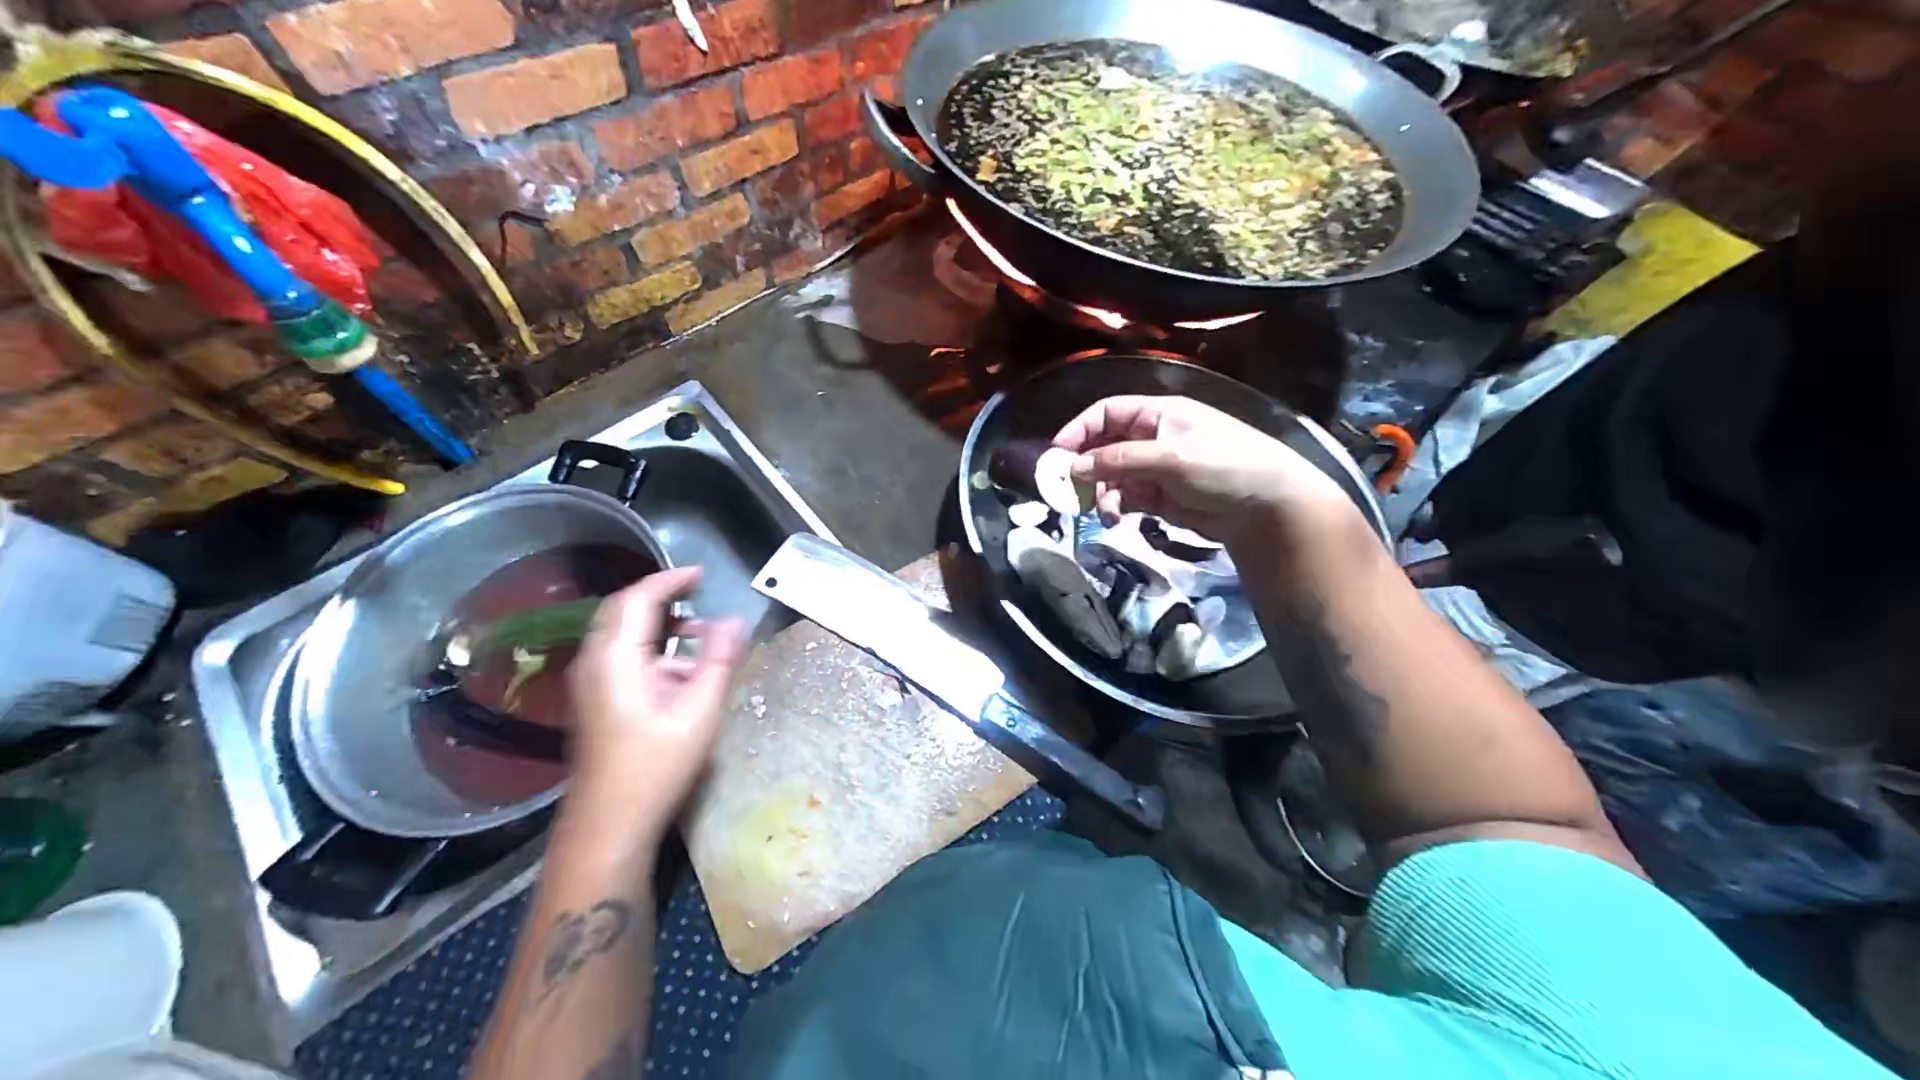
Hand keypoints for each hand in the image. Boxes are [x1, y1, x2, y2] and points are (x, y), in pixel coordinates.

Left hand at [567, 567, 746, 825]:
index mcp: (615, 658)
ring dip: (659, 625)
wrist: (609, 824)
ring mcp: (591, 684)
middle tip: (699, 592)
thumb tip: (734, 620)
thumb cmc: (655, 766)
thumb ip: (718, 660)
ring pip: (622, 635)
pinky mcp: (596, 701)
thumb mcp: (698, 710)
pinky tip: (682, 672)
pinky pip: (622, 657)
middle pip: (624, 611)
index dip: (670, 580)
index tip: (702, 574)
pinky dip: (652, 649)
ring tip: (700, 633)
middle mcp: (595, 663)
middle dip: (663, 597)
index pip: (637, 598)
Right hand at [1052, 395, 1359, 549]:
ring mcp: (1154, 468)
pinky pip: (1124, 498)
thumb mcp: (1169, 458)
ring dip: (1100, 493)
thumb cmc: (1223, 466)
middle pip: (1103, 446)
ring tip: (1104, 512)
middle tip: (1067, 490)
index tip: (1057, 454)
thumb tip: (1073, 467)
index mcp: (1157, 414)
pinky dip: (1115, 507)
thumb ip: (1119, 461)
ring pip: (1111, 476)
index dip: (1079, 429)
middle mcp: (1151, 437)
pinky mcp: (1158, 497)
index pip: (1107, 413)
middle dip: (1085, 467)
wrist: (1266, 507)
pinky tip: (1116, 519)